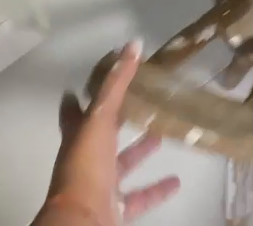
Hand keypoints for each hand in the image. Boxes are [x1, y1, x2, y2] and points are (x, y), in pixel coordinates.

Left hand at [32, 41, 180, 225]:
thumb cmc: (87, 166)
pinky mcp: (116, 207)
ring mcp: (101, 185)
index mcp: (78, 136)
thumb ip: (116, 84)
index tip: (95, 76)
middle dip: (119, 118)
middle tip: (141, 99)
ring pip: (123, 163)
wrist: (83, 223)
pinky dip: (157, 189)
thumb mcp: (100, 119)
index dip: (82, 93)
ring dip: (141, 150)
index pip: (76, 109)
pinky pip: (139, 196)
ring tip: (162, 132)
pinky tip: (177, 180)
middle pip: (103, 133)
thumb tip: (133, 44)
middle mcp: (86, 159)